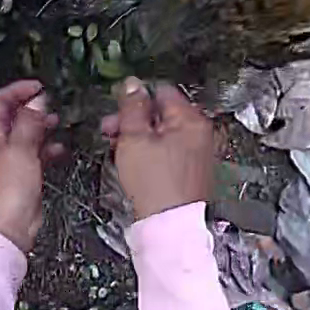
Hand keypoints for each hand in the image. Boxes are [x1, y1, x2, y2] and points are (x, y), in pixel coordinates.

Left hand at [0, 79, 63, 253]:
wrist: (8, 230)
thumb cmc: (7, 192)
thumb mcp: (21, 149)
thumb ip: (30, 122)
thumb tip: (38, 101)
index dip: (17, 90)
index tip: (38, 86)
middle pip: (12, 117)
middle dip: (32, 108)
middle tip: (51, 104)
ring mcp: (8, 161)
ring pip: (25, 135)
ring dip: (41, 127)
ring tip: (57, 122)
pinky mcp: (21, 176)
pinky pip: (35, 154)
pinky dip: (47, 149)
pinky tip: (60, 149)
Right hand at [102, 78, 215, 220]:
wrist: (168, 225)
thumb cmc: (154, 182)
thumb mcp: (134, 138)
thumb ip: (132, 107)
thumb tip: (132, 84)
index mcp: (190, 120)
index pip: (161, 91)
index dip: (134, 98)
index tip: (117, 109)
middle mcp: (199, 133)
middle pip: (161, 113)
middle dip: (132, 120)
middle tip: (110, 130)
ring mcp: (196, 153)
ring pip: (162, 133)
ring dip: (138, 137)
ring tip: (117, 149)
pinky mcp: (190, 170)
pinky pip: (167, 151)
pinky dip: (149, 152)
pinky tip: (132, 162)